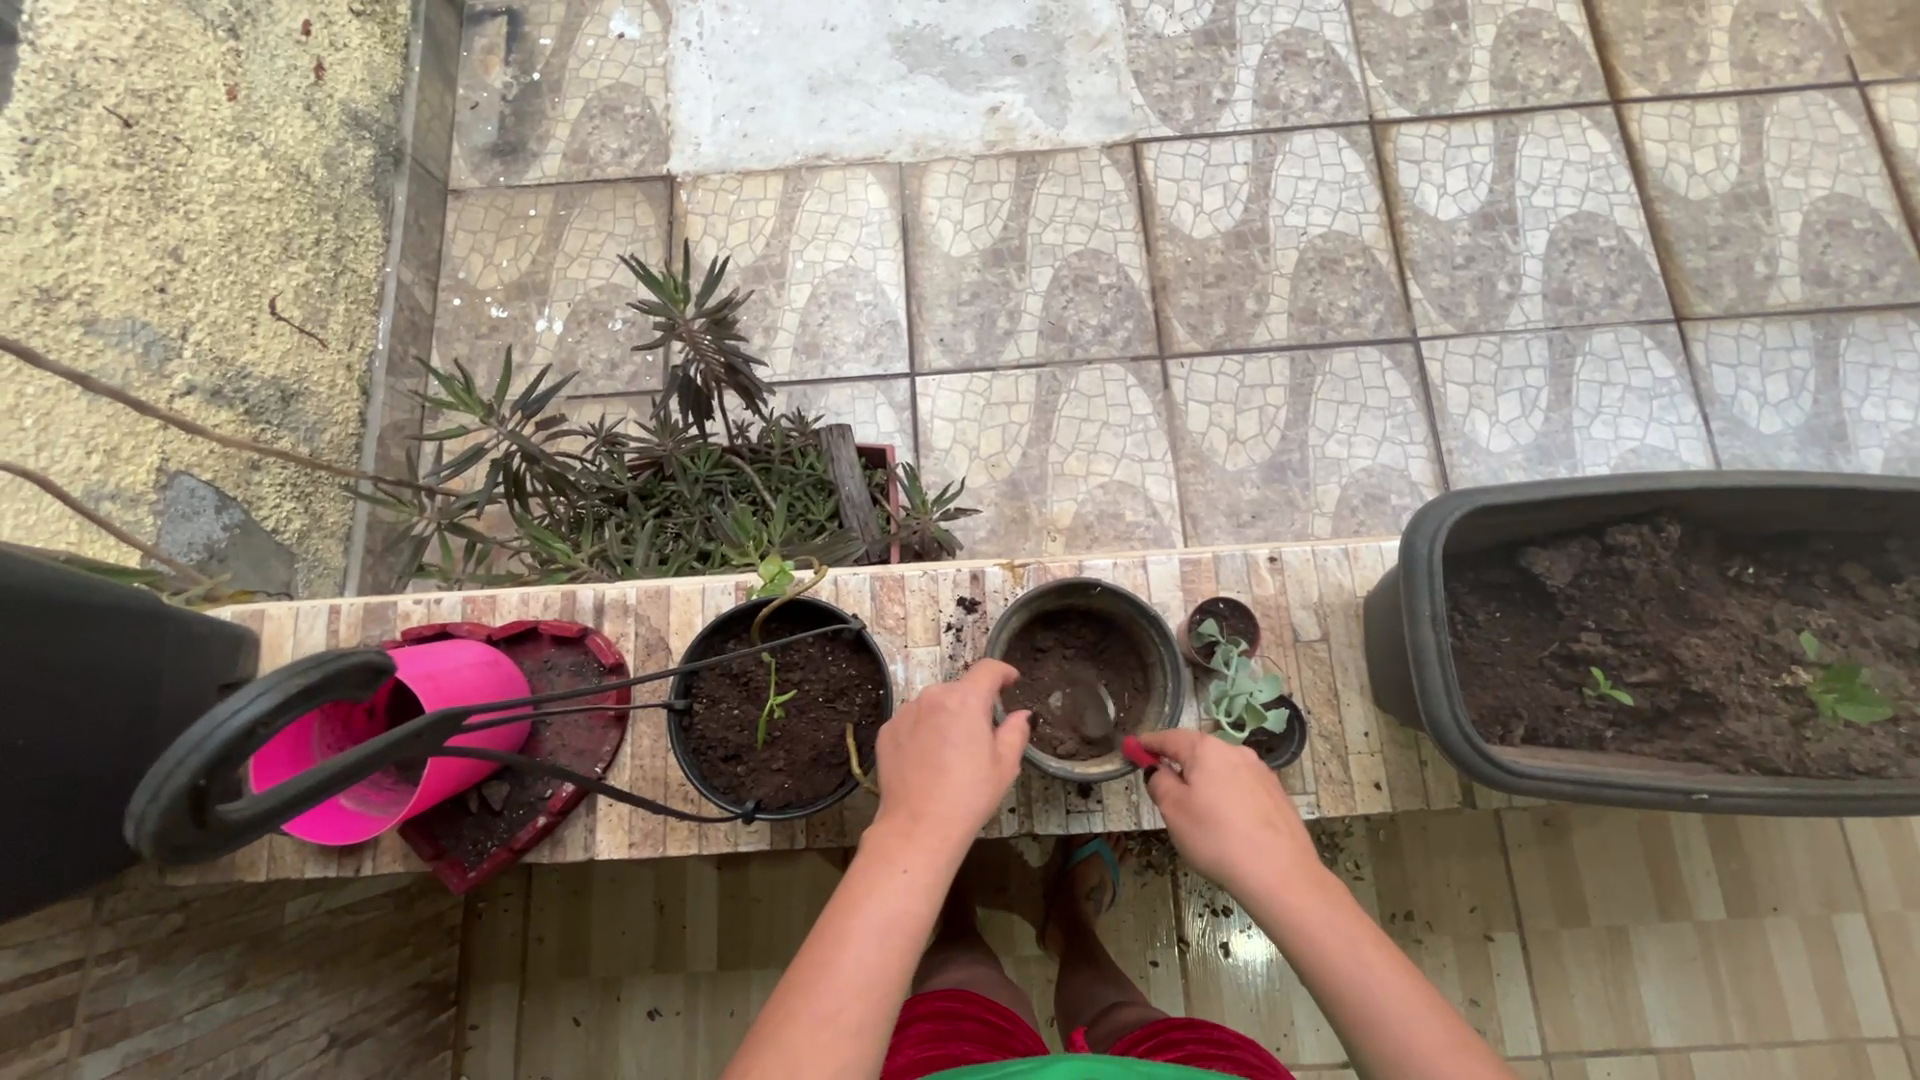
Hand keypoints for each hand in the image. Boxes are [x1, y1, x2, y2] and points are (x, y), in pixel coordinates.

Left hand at [871, 660, 1031, 852]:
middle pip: (959, 689)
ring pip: (934, 705)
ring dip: (946, 717)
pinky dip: (923, 730)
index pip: (988, 669)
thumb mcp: (1005, 766)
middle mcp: (933, 697)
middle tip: (981, 735)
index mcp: (966, 700)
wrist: (918, 826)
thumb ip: (1016, 731)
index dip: (1003, 672)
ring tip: (951, 751)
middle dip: (973, 704)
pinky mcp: (887, 730)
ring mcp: (905, 712)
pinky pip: (912, 721)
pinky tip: (927, 759)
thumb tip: (1022, 714)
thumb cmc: (968, 796)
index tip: (1011, 681)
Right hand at [1137, 728, 1321, 896]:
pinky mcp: (1277, 794)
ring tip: (1197, 810)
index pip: (1169, 738)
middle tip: (1163, 786)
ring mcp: (1261, 772)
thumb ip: (1159, 782)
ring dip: (1205, 781)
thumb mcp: (1173, 810)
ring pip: (1222, 769)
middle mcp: (1236, 752)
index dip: (1148, 743)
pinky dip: (1227, 795)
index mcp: (1207, 750)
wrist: (1280, 874)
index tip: (1133, 748)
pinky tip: (1227, 821)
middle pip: (1198, 751)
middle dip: (1179, 763)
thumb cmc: (1216, 837)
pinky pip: (1241, 787)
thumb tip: (1158, 769)